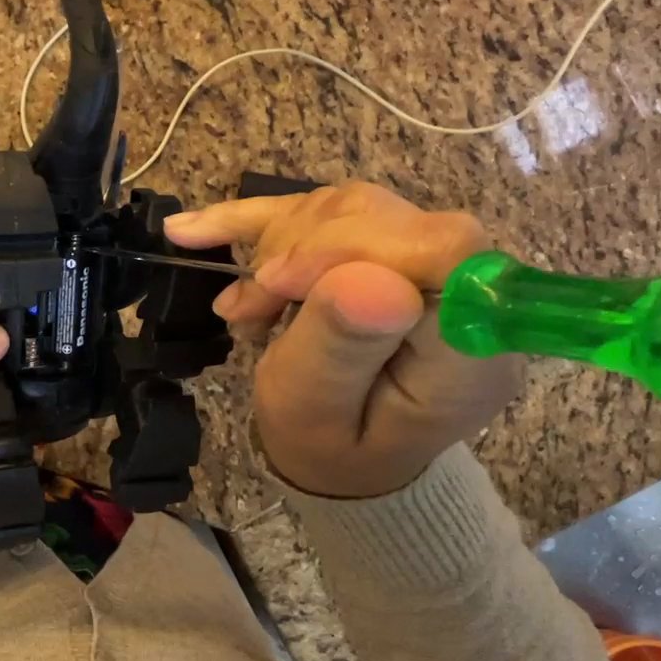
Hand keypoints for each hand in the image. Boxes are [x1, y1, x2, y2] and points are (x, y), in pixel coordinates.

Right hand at [165, 182, 523, 498]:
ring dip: (277, 245)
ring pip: (350, 208)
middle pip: (389, 219)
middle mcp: (461, 295)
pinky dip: (256, 219)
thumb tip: (371, 278)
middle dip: (299, 251)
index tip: (275, 282)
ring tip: (244, 305)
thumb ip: (340, 349)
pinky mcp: (383, 249)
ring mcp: (425, 266)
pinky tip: (193, 230)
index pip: (442, 251)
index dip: (353, 245)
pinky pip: (327, 210)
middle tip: (248, 308)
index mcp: (466, 349)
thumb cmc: (323, 447)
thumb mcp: (315, 413)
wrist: (337, 452)